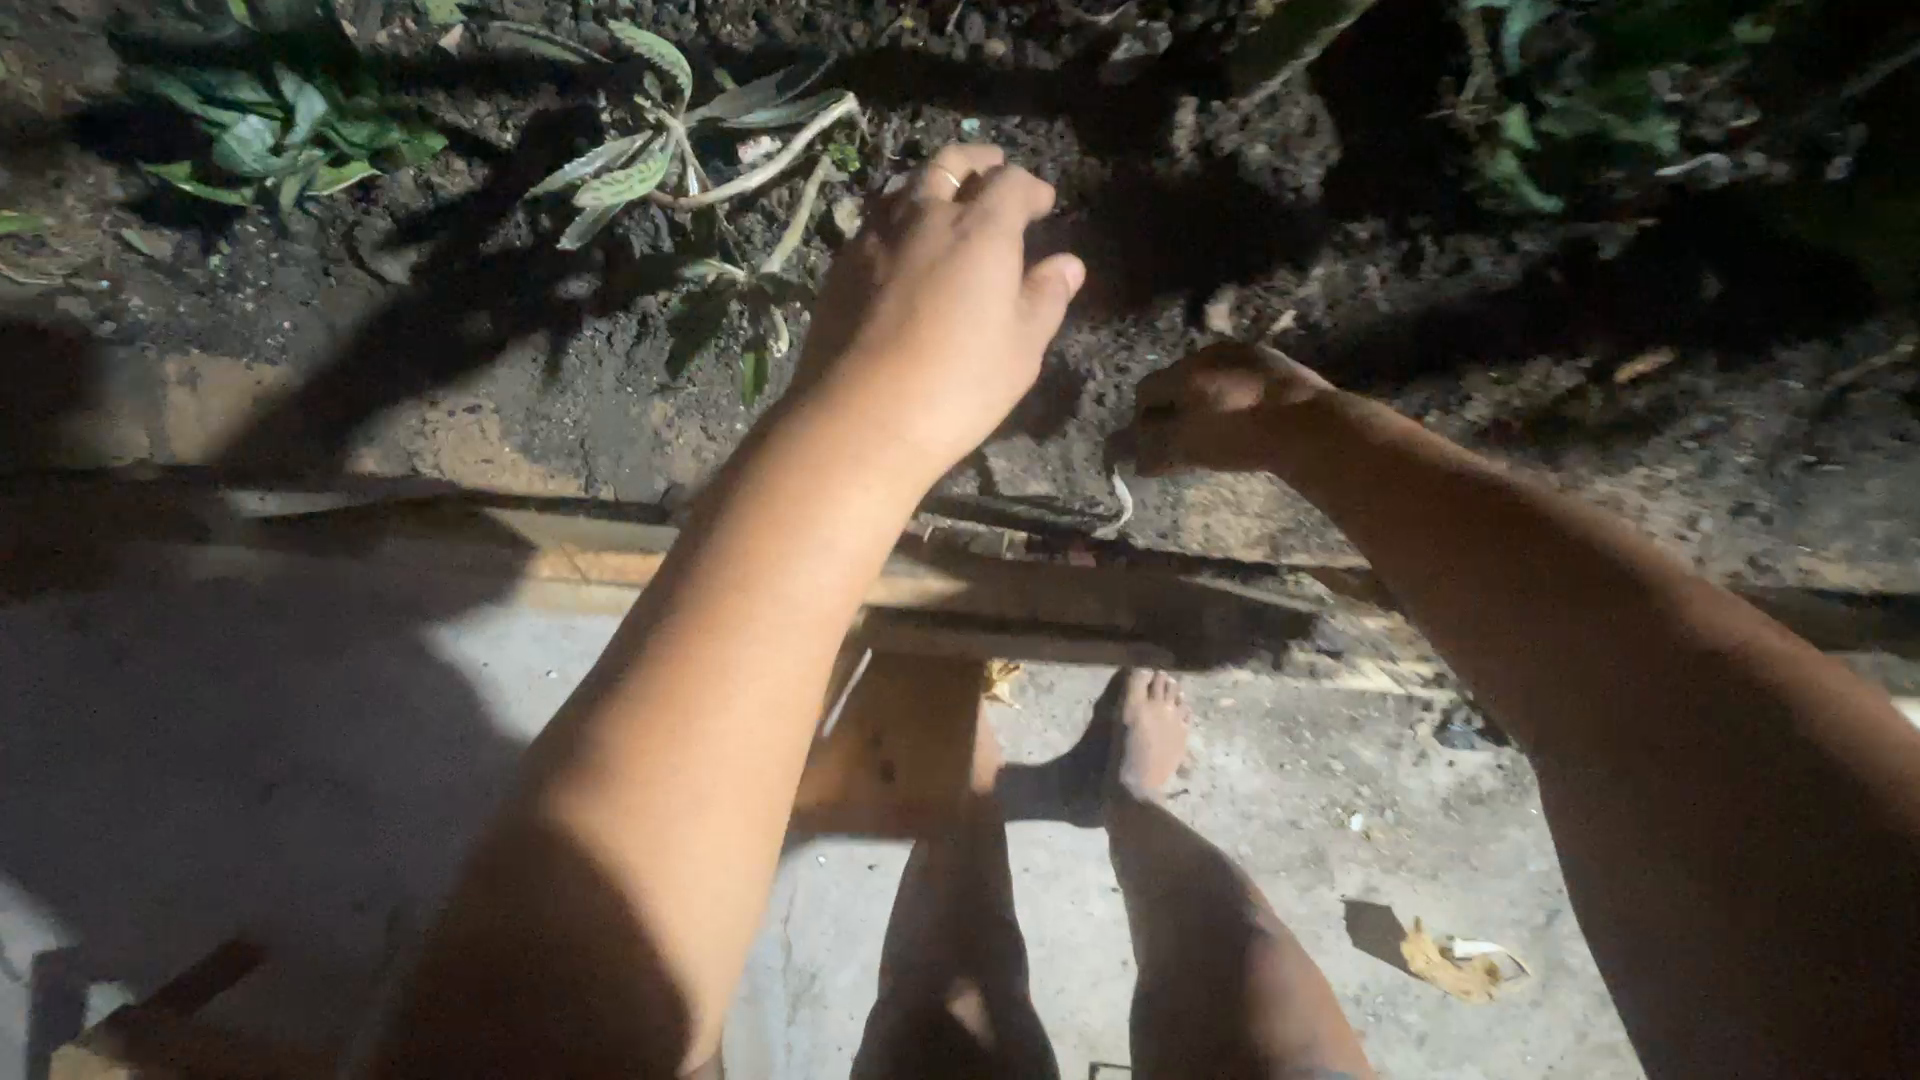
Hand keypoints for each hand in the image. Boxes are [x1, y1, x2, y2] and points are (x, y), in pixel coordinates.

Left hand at [794, 144, 1084, 483]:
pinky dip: (898, 218)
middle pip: (950, 165)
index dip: (1031, 187)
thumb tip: (1068, 264)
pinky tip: (902, 243)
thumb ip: (1046, 298)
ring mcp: (875, 237)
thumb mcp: (1021, 349)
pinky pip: (875, 222)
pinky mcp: (841, 266)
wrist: (864, 418)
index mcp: (980, 231)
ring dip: (932, 183)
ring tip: (944, 198)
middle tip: (991, 167)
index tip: (1042, 202)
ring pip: (906, 187)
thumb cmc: (959, 386)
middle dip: (977, 162)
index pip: (1011, 183)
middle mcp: (925, 217)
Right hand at [1129, 342, 1334, 474]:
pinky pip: (1239, 378)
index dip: (1142, 421)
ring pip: (1209, 378)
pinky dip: (1233, 397)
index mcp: (1182, 370)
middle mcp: (1209, 351)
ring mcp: (1245, 352)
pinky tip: (1247, 419)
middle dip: (1173, 409)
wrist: (1310, 425)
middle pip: (1176, 382)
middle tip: (1184, 439)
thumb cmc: (1238, 436)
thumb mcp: (1185, 447)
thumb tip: (1121, 453)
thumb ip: (1149, 448)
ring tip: (1217, 430)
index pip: (1145, 391)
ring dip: (1204, 401)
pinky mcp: (1275, 360)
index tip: (1153, 445)